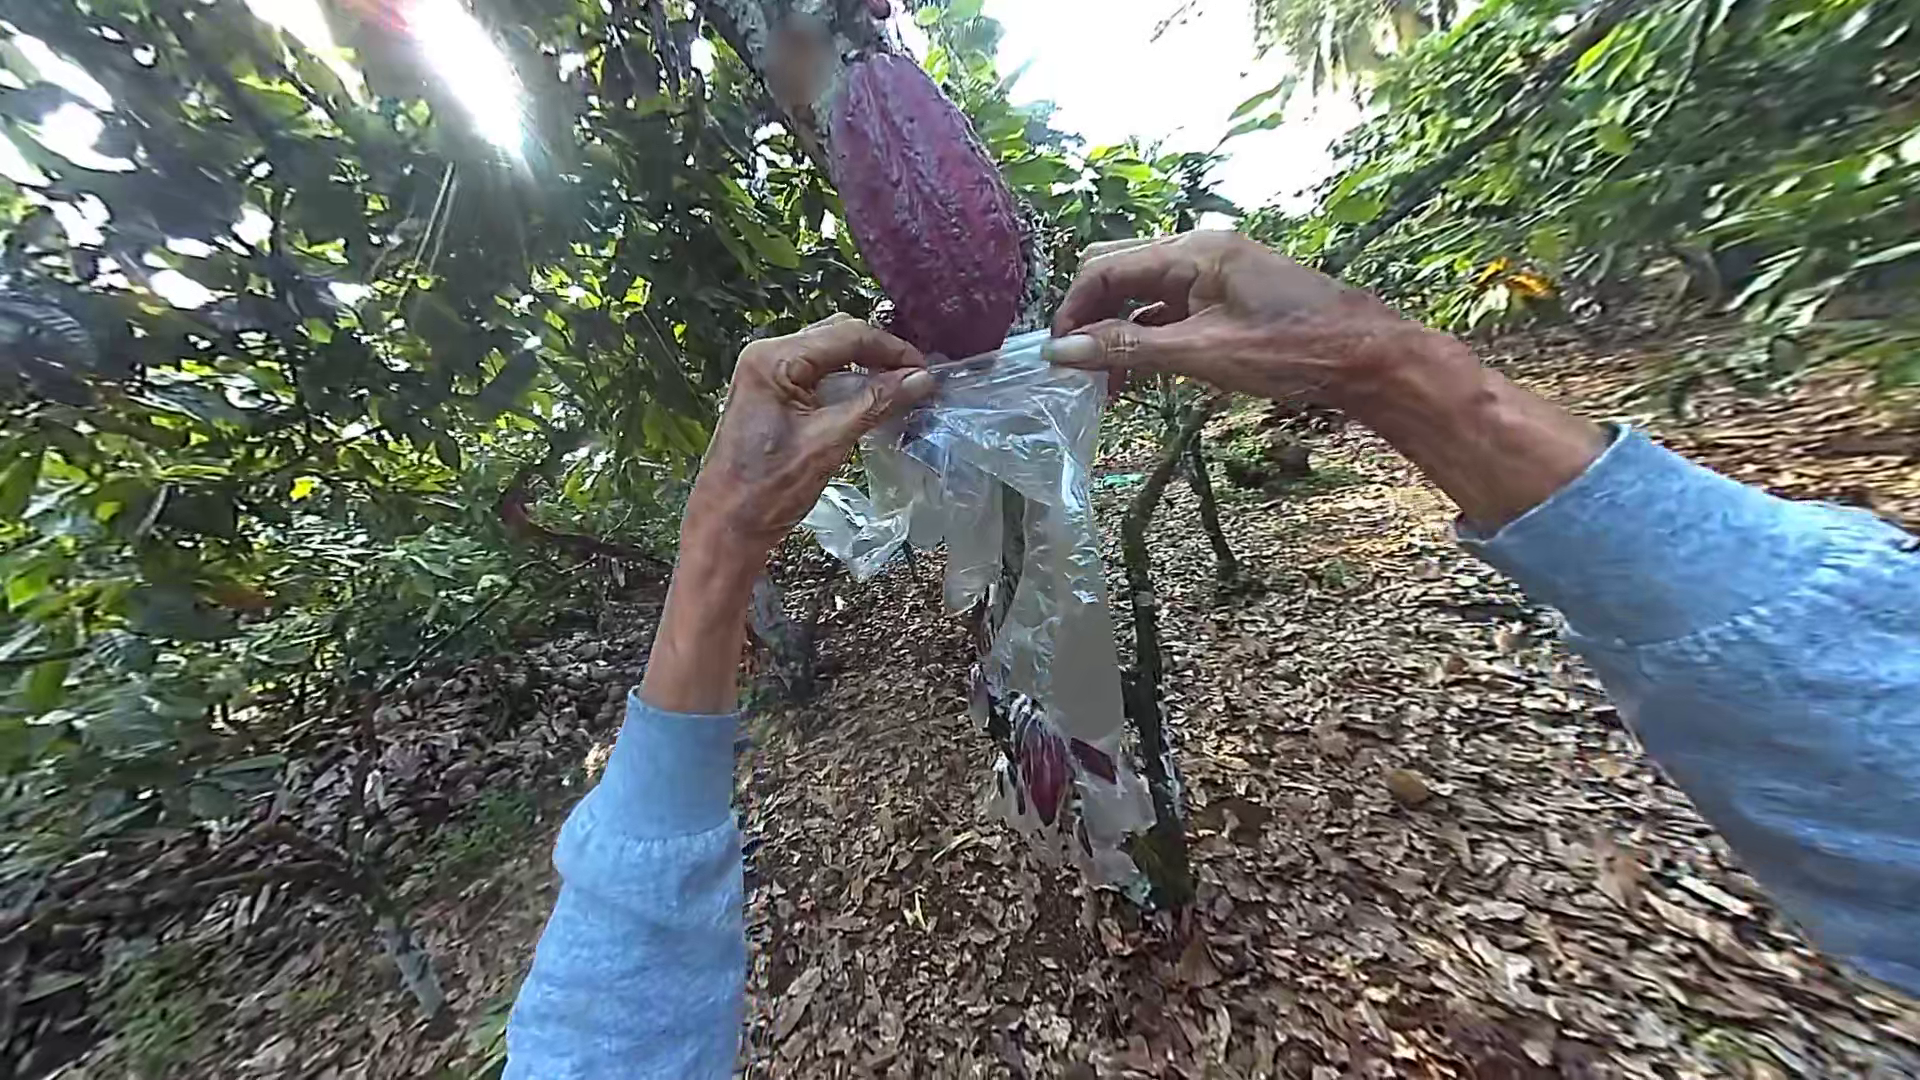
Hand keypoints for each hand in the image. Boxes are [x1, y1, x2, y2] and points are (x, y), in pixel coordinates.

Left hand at [641, 315, 933, 714]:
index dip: (892, 350)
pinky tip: (875, 402)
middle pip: (839, 339)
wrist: (728, 524)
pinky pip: (821, 379)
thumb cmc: (772, 487)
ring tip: (903, 391)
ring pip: (833, 358)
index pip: (847, 336)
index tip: (926, 372)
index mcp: (775, 359)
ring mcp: (770, 375)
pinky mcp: (775, 396)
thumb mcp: (829, 442)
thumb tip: (922, 379)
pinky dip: (850, 387)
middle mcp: (770, 355)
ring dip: (869, 371)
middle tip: (918, 381)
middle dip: (882, 356)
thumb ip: (875, 403)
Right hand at [1046, 232, 1605, 531]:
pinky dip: (1142, 340)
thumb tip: (1061, 350)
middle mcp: (1195, 252)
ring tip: (1101, 382)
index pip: (1105, 268)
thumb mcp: (1198, 352)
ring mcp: (1208, 275)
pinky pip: (1164, 312)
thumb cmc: (1286, 351)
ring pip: (1138, 296)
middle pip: (1117, 272)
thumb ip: (1126, 347)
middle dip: (1088, 317)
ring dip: (1113, 333)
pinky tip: (1134, 374)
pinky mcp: (1219, 299)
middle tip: (1074, 365)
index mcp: (1190, 252)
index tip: (1055, 353)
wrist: (1363, 357)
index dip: (1072, 309)